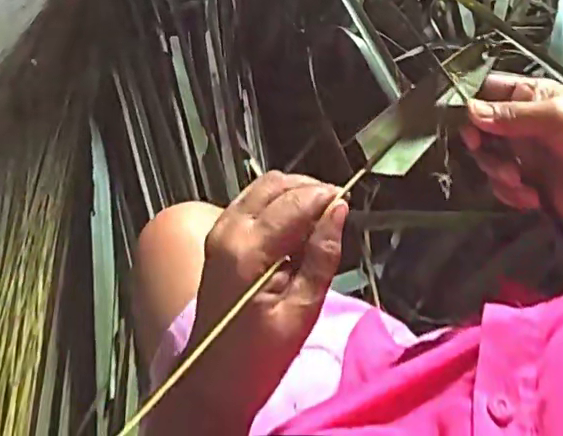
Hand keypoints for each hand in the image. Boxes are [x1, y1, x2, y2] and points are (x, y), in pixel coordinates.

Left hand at [173, 173, 345, 429]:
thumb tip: (338, 210)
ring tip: (320, 217)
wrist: (213, 378)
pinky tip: (295, 225)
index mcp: (248, 248)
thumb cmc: (260, 357)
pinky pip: (251, 200)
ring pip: (262, 186)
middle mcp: (229, 227)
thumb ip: (322, 257)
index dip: (324, 195)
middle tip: (337, 208)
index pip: (294, 202)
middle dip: (310, 189)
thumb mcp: (302, 313)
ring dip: (293, 192)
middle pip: (275, 184)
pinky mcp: (219, 233)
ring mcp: (220, 227)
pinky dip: (277, 202)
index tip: (349, 200)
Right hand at [461, 73, 562, 236]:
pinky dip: (509, 191)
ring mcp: (524, 152)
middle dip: (478, 139)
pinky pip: (501, 184)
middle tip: (481, 147)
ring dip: (495, 168)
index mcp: (529, 95)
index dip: (469, 99)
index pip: (486, 88)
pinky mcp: (528, 182)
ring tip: (518, 179)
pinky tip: (530, 197)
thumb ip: (512, 114)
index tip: (461, 115)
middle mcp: (521, 121)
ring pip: (487, 155)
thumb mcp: (558, 118)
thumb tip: (469, 110)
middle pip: (478, 124)